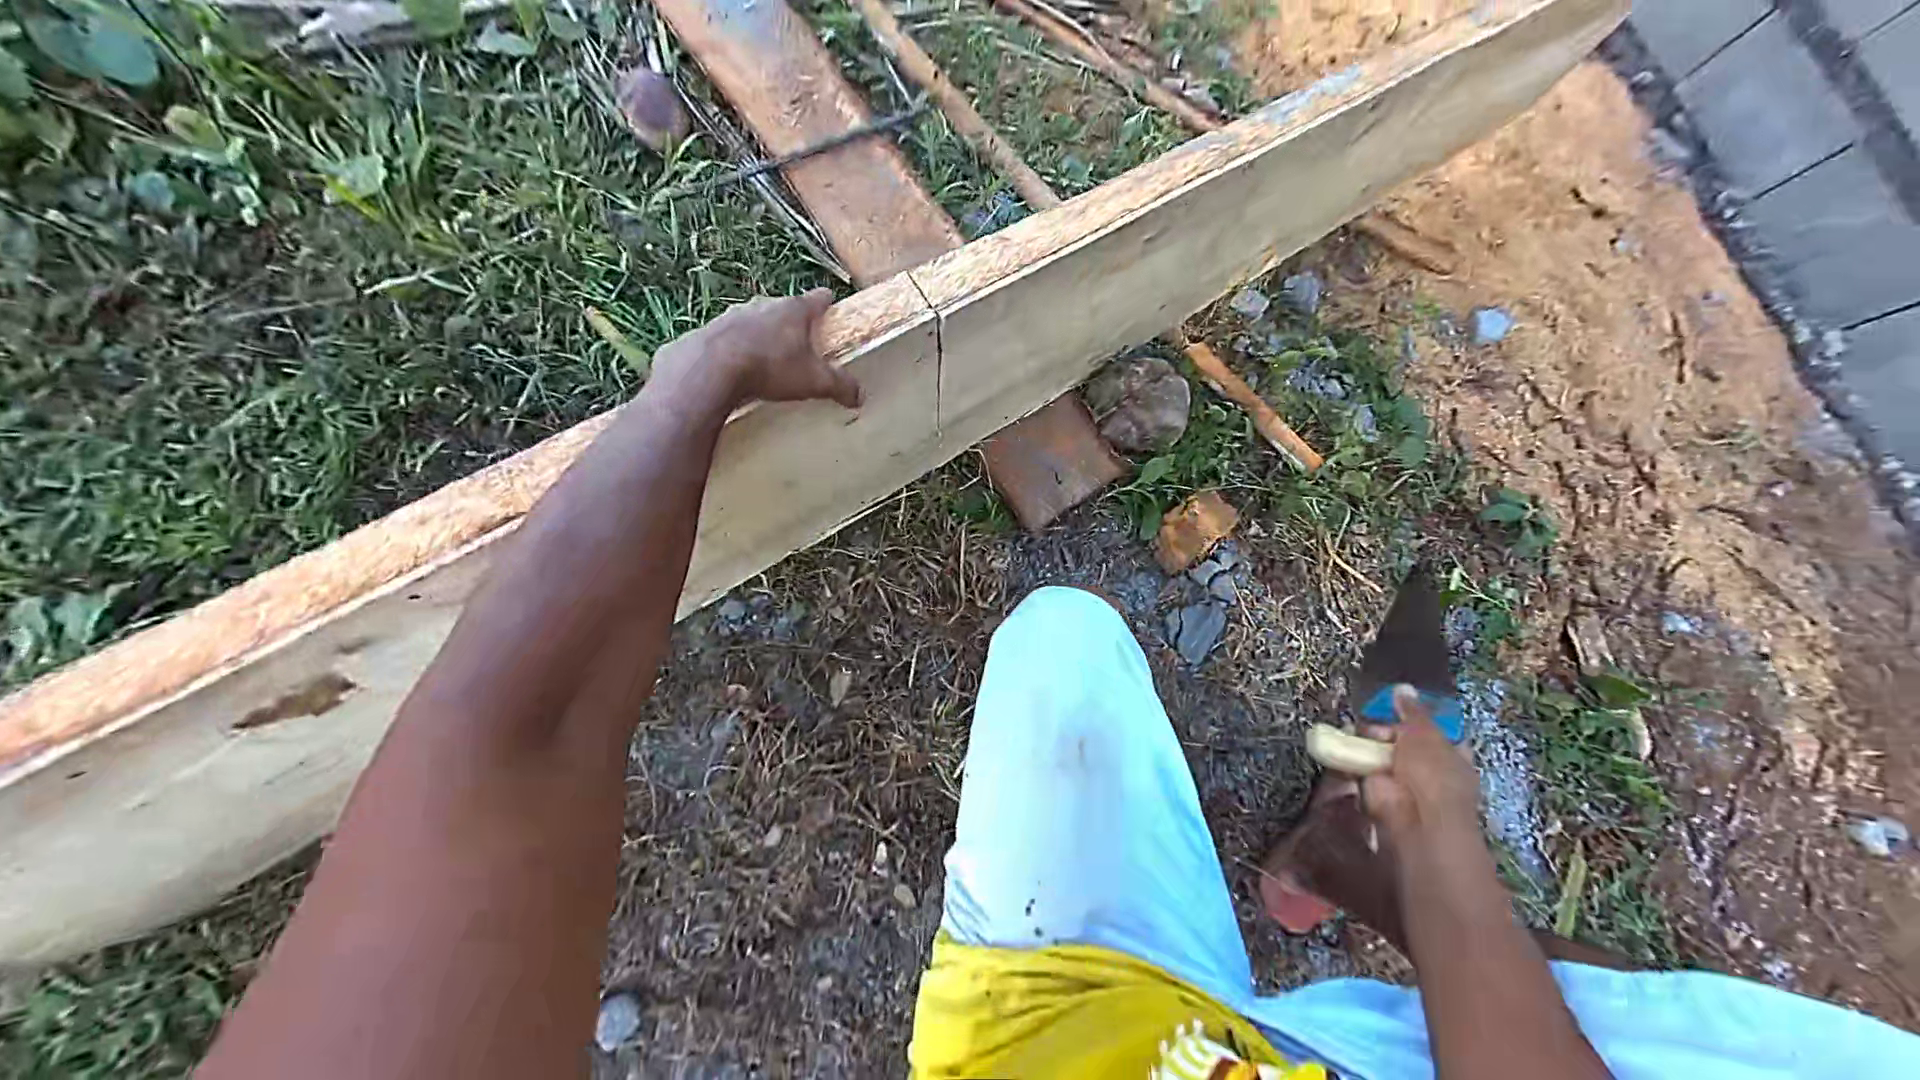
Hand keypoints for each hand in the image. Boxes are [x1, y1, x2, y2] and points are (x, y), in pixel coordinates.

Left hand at [660, 289, 861, 409]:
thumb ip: (839, 386)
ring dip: (763, 334)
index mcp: (794, 310)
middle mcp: (764, 304)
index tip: (831, 302)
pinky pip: (730, 337)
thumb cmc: (771, 367)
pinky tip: (738, 367)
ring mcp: (734, 315)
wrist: (710, 368)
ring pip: (755, 320)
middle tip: (801, 339)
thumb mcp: (815, 381)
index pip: (817, 299)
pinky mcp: (710, 331)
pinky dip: (737, 348)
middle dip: (793, 322)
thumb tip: (859, 397)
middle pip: (784, 308)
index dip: (826, 302)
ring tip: (769, 355)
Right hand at [1361, 685, 1482, 853]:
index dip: (1415, 714)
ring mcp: (1398, 776)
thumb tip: (1402, 688)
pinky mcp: (1372, 785)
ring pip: (1377, 748)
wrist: (1412, 815)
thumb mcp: (1425, 733)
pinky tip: (1342, 744)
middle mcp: (1425, 765)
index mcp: (1450, 753)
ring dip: (1366, 739)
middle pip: (1400, 735)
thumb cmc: (1432, 773)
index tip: (1396, 701)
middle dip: (1384, 726)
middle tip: (1373, 721)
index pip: (1433, 728)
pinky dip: (1350, 754)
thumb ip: (1412, 711)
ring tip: (1356, 733)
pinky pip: (1359, 763)